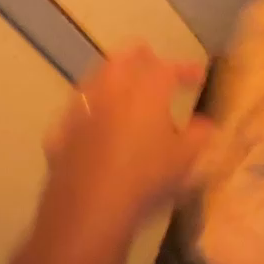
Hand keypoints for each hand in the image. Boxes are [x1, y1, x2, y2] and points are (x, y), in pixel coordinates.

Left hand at [42, 45, 214, 229]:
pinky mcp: (59, 140)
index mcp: (145, 94)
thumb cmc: (147, 177)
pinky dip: (83, 112)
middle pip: (120, 64)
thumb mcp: (186, 157)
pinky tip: (86, 121)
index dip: (184, 68)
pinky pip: (72, 117)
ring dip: (106, 77)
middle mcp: (110, 96)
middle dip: (135, 57)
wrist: (89, 211)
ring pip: (91, 85)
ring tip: (116, 80)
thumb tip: (203, 125)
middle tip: (146, 53)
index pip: (166, 69)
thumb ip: (198, 135)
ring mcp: (80, 116)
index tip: (199, 75)